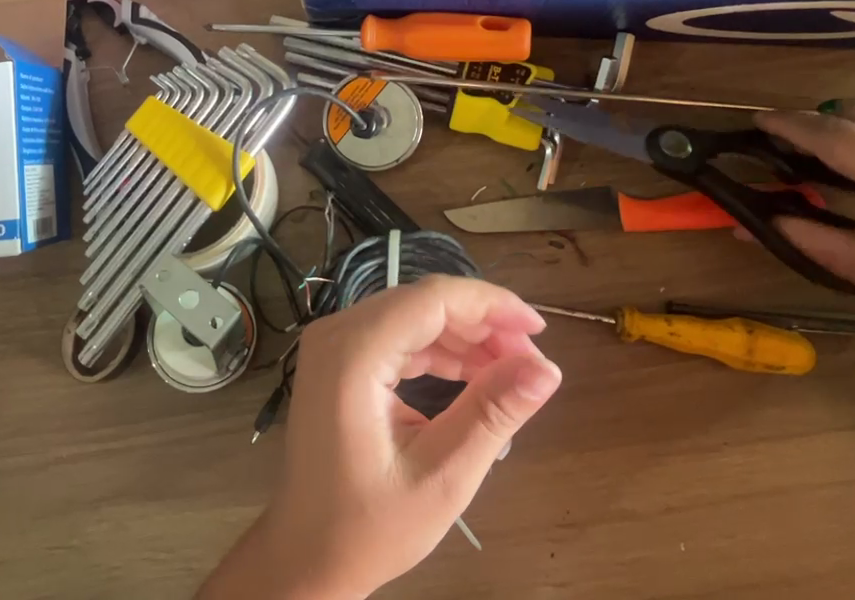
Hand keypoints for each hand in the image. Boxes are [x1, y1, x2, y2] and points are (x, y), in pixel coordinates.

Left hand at [199, 276, 560, 599]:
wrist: (306, 555)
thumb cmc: (370, 525)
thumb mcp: (443, 476)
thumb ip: (493, 413)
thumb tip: (548, 368)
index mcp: (353, 354)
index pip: (432, 300)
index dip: (491, 304)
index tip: (538, 329)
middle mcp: (337, 333)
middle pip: (422, 303)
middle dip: (482, 323)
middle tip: (530, 359)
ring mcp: (334, 344)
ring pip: (413, 316)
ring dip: (463, 337)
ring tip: (510, 370)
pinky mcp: (339, 360)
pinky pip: (397, 336)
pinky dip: (438, 351)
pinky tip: (473, 375)